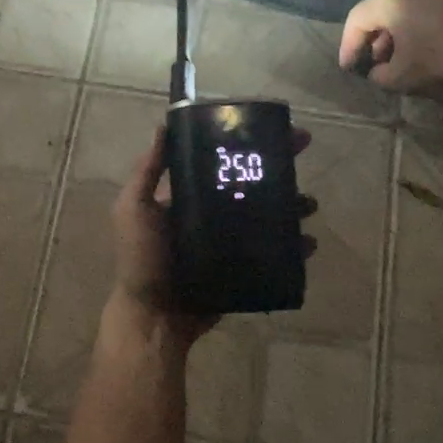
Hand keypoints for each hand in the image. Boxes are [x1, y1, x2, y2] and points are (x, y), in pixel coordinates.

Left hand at [104, 126, 316, 354]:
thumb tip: (163, 126)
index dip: (245, 141)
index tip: (268, 124)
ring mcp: (232, 242)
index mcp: (190, 195)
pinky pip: (276, 253)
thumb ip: (147, 171)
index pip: (222, 160)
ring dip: (293, 205)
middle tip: (302, 149)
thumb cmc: (142, 260)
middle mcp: (214, 213)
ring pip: (271, 215)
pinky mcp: (246, 269)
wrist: (154, 318)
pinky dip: (295, 247)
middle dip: (280, 166)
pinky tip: (308, 243)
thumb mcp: (134, 209)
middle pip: (254, 182)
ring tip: (308, 204)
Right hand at [338, 0, 442, 98]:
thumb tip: (378, 71)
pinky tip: (439, 46)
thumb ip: (380, 75)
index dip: (348, 45)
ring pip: (413, 6)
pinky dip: (430, 24)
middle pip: (385, 9)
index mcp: (391, 0)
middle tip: (378, 62)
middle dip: (378, 37)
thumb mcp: (403, 79)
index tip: (349, 67)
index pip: (357, 19)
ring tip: (409, 55)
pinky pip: (438, 7)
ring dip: (405, 30)